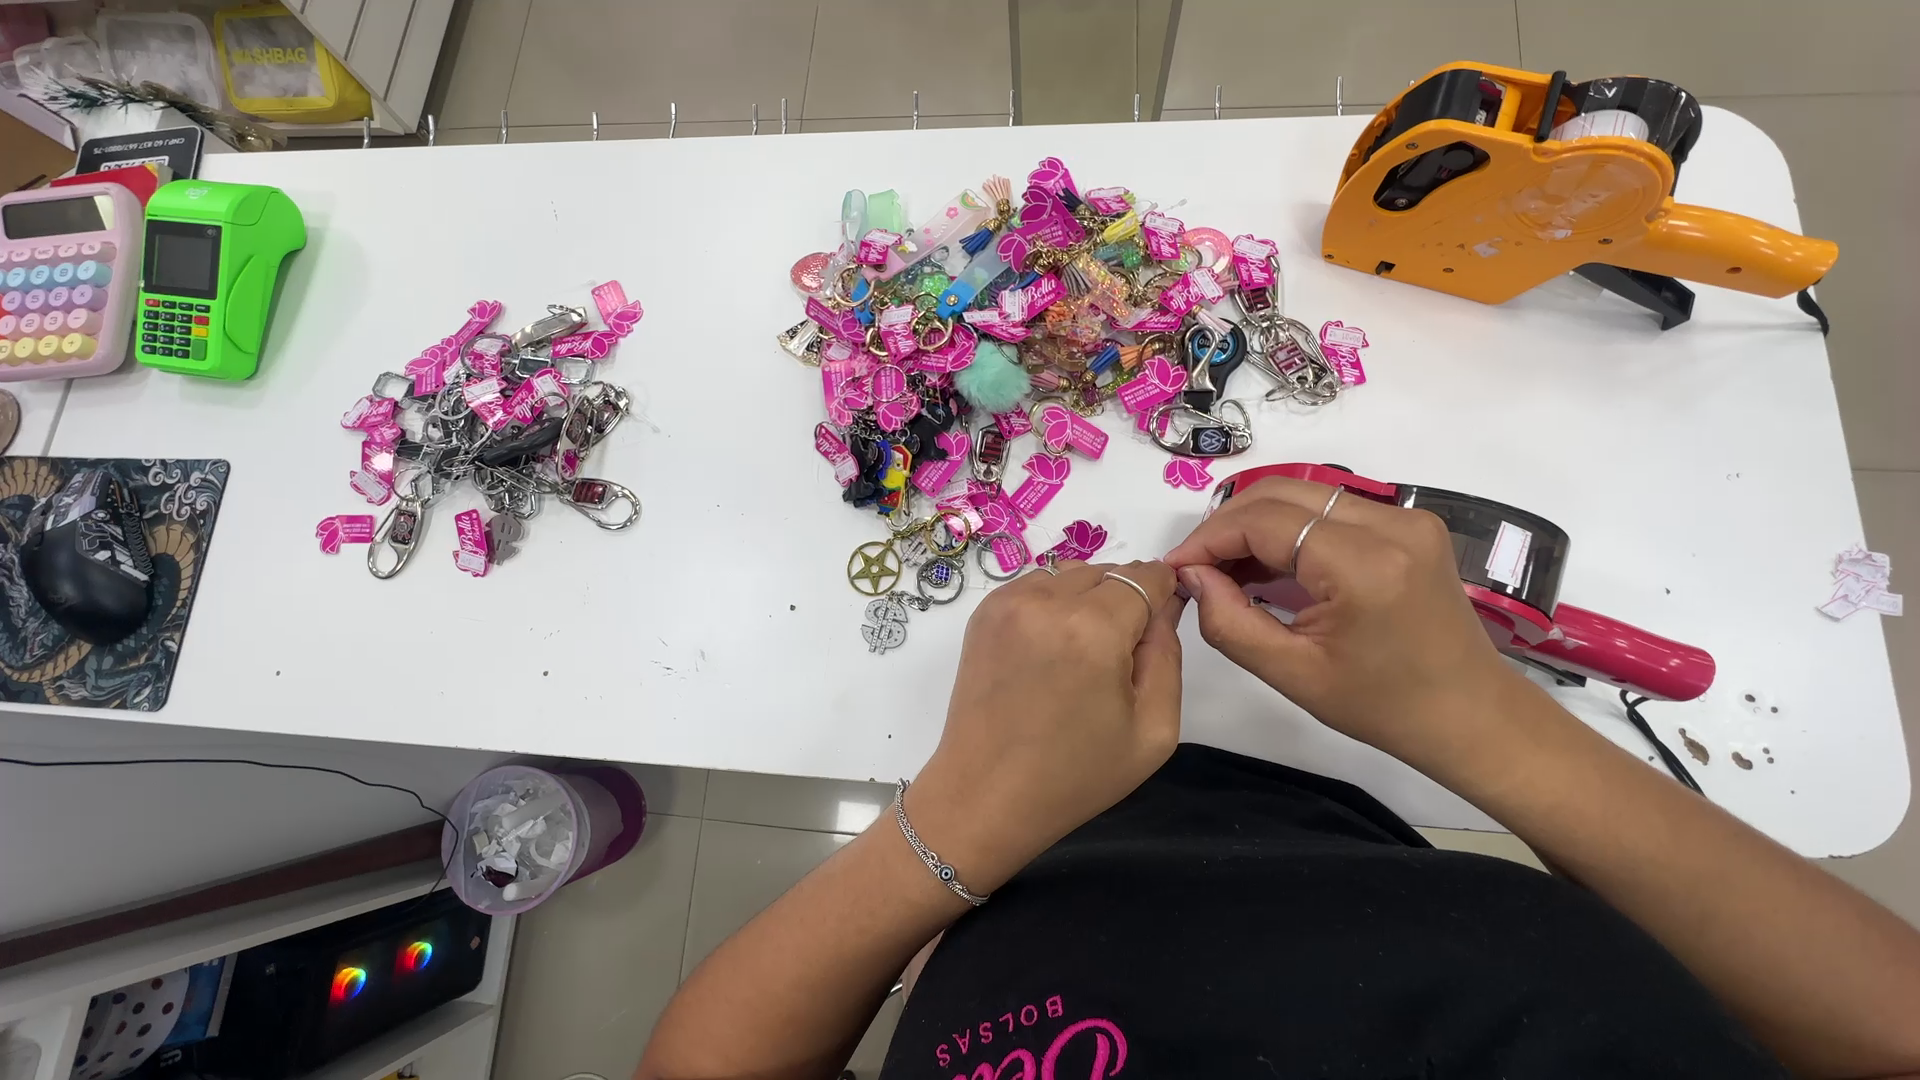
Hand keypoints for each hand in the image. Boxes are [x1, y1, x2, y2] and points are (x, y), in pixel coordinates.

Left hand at [906, 559, 1183, 892]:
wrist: (985, 793)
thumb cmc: (1076, 774)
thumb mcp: (1153, 729)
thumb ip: (1167, 653)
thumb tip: (1166, 602)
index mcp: (1094, 630)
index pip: (1146, 576)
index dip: (1164, 591)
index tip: (1162, 619)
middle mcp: (1047, 601)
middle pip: (1108, 573)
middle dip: (1125, 600)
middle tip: (1118, 656)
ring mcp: (1008, 603)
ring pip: (1070, 575)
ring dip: (1087, 599)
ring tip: (1080, 655)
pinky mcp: (984, 613)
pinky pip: (1036, 586)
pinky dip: (1052, 604)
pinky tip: (1049, 651)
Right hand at [1164, 476, 1516, 762]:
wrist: (1470, 715)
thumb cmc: (1380, 706)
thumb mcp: (1291, 674)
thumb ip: (1229, 621)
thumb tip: (1191, 575)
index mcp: (1364, 566)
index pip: (1264, 522)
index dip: (1209, 538)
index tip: (1176, 568)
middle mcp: (1391, 525)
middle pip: (1281, 493)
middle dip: (1226, 524)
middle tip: (1195, 567)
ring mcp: (1406, 518)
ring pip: (1302, 494)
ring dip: (1254, 522)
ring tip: (1225, 567)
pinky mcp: (1408, 524)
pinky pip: (1329, 508)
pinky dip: (1287, 527)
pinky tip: (1266, 563)